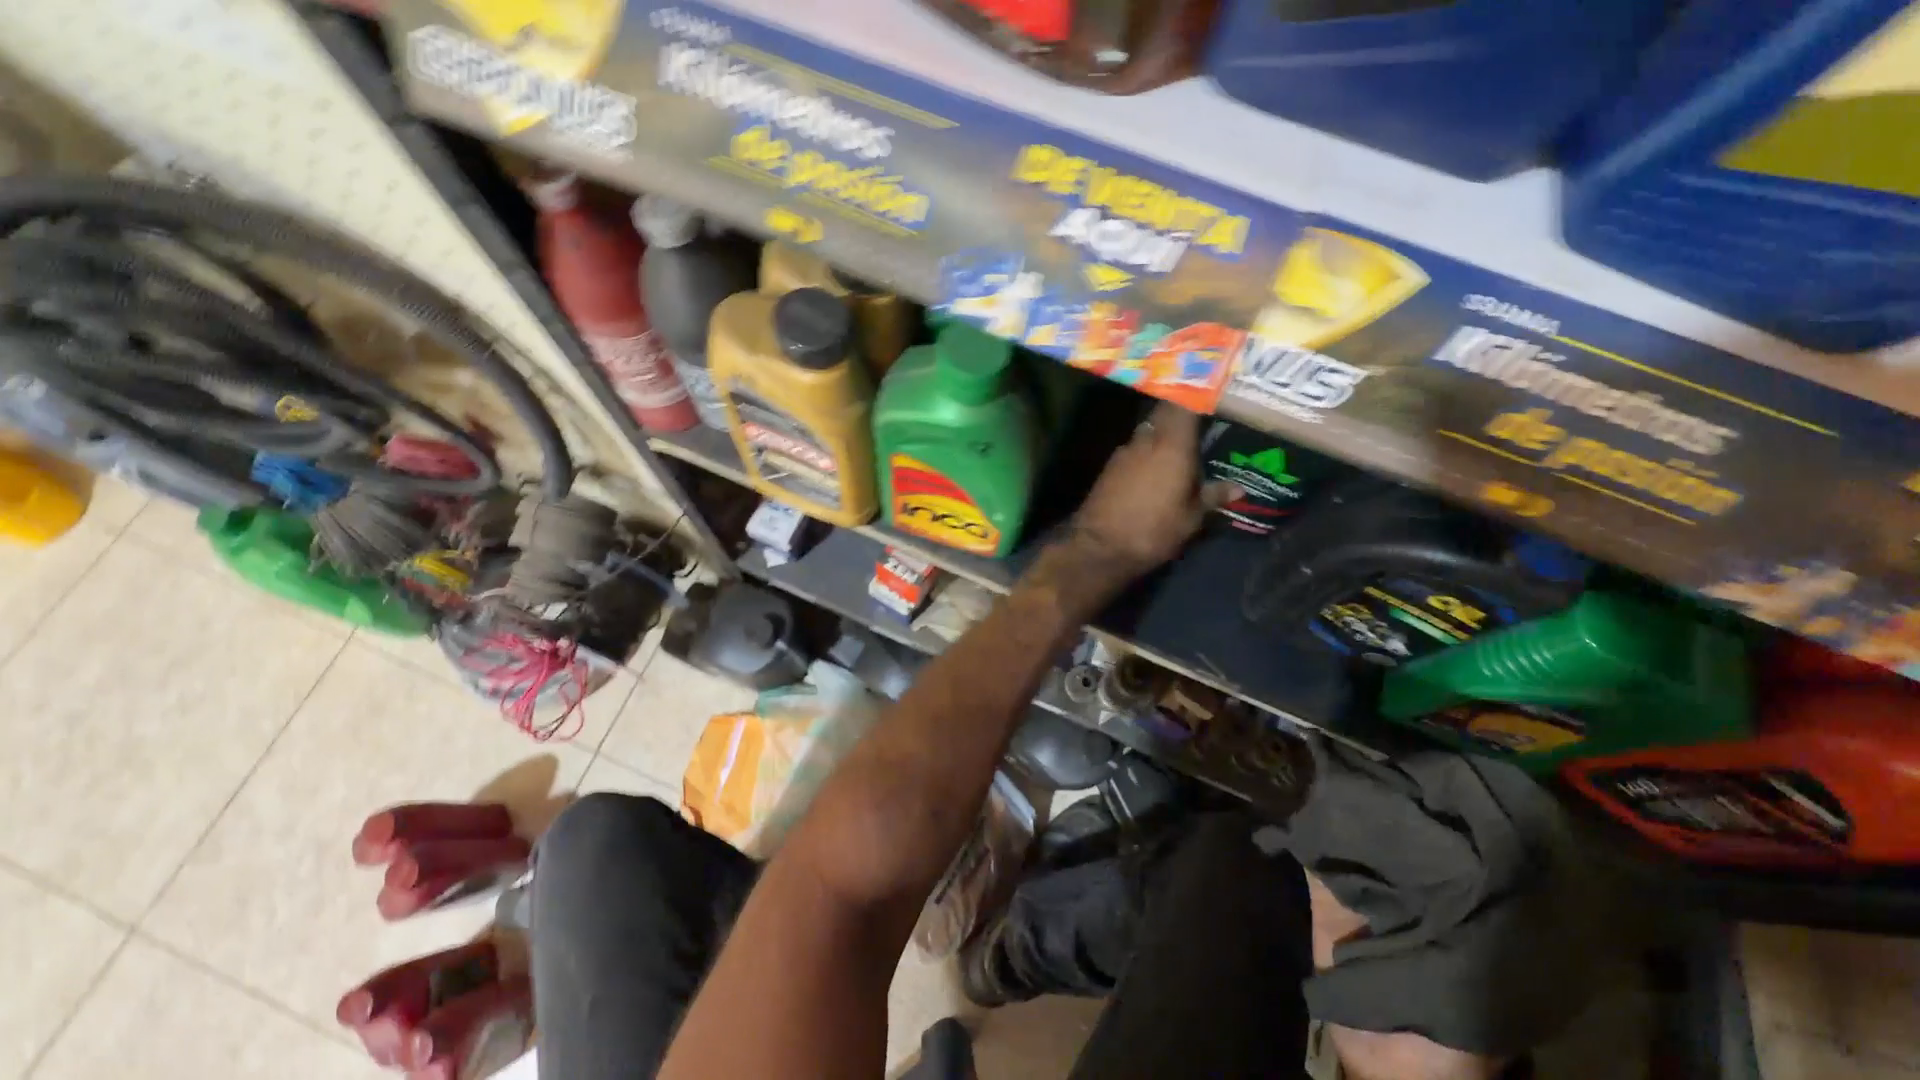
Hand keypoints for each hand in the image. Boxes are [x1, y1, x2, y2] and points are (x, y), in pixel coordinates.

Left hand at [1065, 402, 1238, 581]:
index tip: (1212, 392)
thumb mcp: (1191, 518)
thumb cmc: (1154, 530)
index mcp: (1172, 445)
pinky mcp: (1110, 467)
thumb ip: (1213, 496)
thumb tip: (1238, 488)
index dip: (1198, 394)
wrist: (1100, 548)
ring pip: (1148, 431)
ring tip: (1181, 448)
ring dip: (1163, 435)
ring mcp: (1124, 452)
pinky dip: (1147, 453)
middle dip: (1182, 413)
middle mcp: (1147, 440)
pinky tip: (1156, 469)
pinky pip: (1135, 450)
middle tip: (1201, 421)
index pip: (1185, 404)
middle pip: (1165, 413)